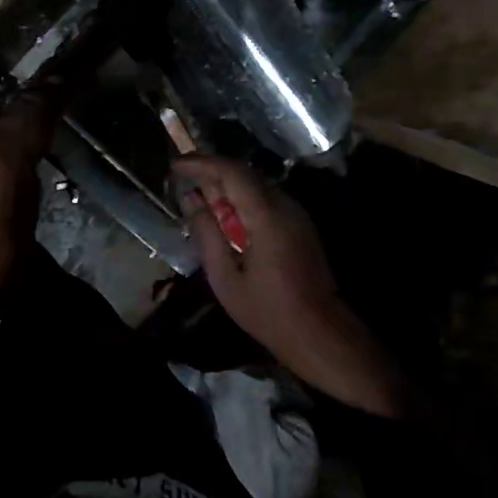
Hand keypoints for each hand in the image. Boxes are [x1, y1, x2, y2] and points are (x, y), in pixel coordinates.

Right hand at [175, 155, 400, 417]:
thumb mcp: (226, 278)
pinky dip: (240, 200)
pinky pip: (265, 199)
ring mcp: (296, 214)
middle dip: (211, 171)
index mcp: (267, 217)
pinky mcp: (300, 225)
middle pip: (244, 173)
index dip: (201, 163)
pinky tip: (223, 216)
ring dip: (225, 186)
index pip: (231, 172)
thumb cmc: (269, 312)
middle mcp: (285, 206)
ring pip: (255, 184)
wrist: (321, 334)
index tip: (176, 165)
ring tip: (198, 198)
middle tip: (182, 180)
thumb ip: (207, 233)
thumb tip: (192, 200)